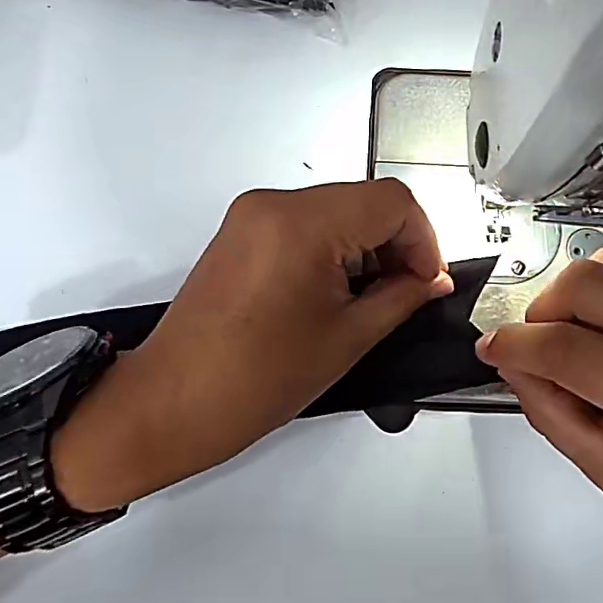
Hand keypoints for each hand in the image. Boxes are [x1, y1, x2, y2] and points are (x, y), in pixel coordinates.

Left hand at [53, 180, 452, 510]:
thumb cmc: (247, 381)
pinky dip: (336, 246)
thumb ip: (402, 297)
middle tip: (409, 289)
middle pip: (366, 199)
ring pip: (339, 207)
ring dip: (367, 245)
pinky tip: (339, 288)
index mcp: (301, 224)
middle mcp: (274, 204)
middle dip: (397, 242)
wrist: (171, 402)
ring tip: (372, 295)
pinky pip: (308, 220)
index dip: (424, 239)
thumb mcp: (348, 338)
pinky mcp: (244, 227)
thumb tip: (431, 279)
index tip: (428, 278)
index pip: (393, 201)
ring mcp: (254, 212)